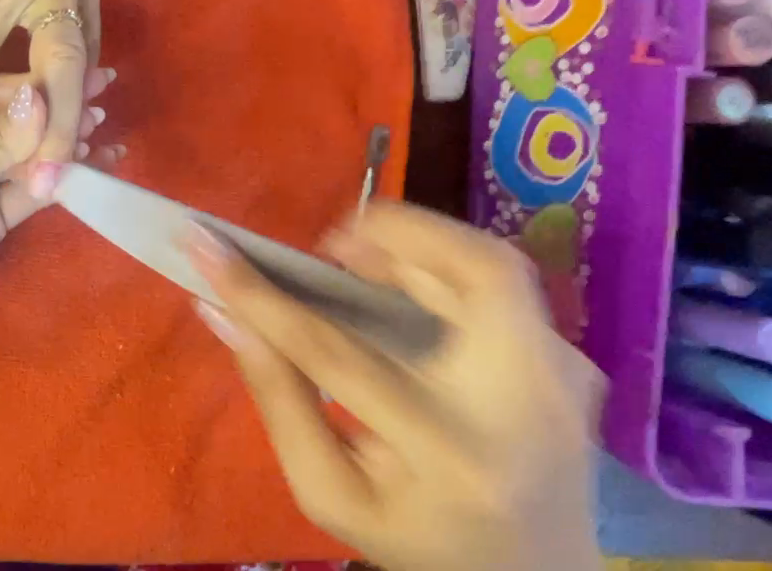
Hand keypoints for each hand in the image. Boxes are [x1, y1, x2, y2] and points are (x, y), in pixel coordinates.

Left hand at [0, 69, 121, 381]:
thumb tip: (42, 97)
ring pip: (26, 154)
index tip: (83, 77)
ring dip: (65, 142)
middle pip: (10, 119)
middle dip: (55, 108)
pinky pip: (32, 192)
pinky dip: (64, 181)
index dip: (34, 87)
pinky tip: (99, 167)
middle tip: (107, 91)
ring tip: (110, 128)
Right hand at [186, 202, 604, 570]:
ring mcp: (563, 383)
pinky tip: (398, 291)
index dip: (260, 294)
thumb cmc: (418, 540)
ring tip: (353, 263)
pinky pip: (504, 291)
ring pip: (493, 269)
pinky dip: (441, 271)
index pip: (337, 351)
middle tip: (331, 244)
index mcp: (449, 455)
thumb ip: (278, 397)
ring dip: (416, 247)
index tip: (200, 243)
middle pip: (481, 273)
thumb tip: (220, 310)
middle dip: (400, 231)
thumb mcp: (328, 490)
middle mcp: (524, 407)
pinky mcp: (571, 367)